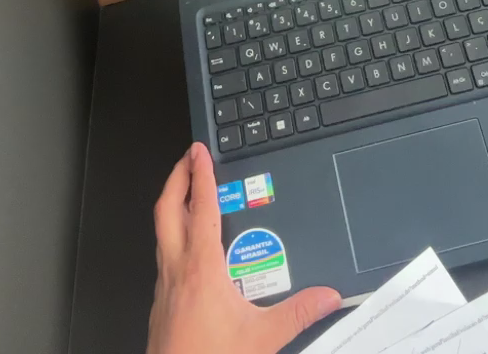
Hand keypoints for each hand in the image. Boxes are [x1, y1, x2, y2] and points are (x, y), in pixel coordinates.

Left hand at [146, 142, 340, 353]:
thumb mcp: (262, 338)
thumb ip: (298, 312)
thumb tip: (327, 295)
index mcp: (201, 268)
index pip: (200, 207)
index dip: (201, 174)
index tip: (199, 152)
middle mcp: (176, 270)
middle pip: (166, 209)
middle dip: (176, 178)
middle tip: (187, 159)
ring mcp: (164, 286)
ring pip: (161, 232)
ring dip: (173, 206)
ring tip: (190, 195)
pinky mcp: (160, 303)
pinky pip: (163, 256)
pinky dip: (173, 237)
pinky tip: (190, 248)